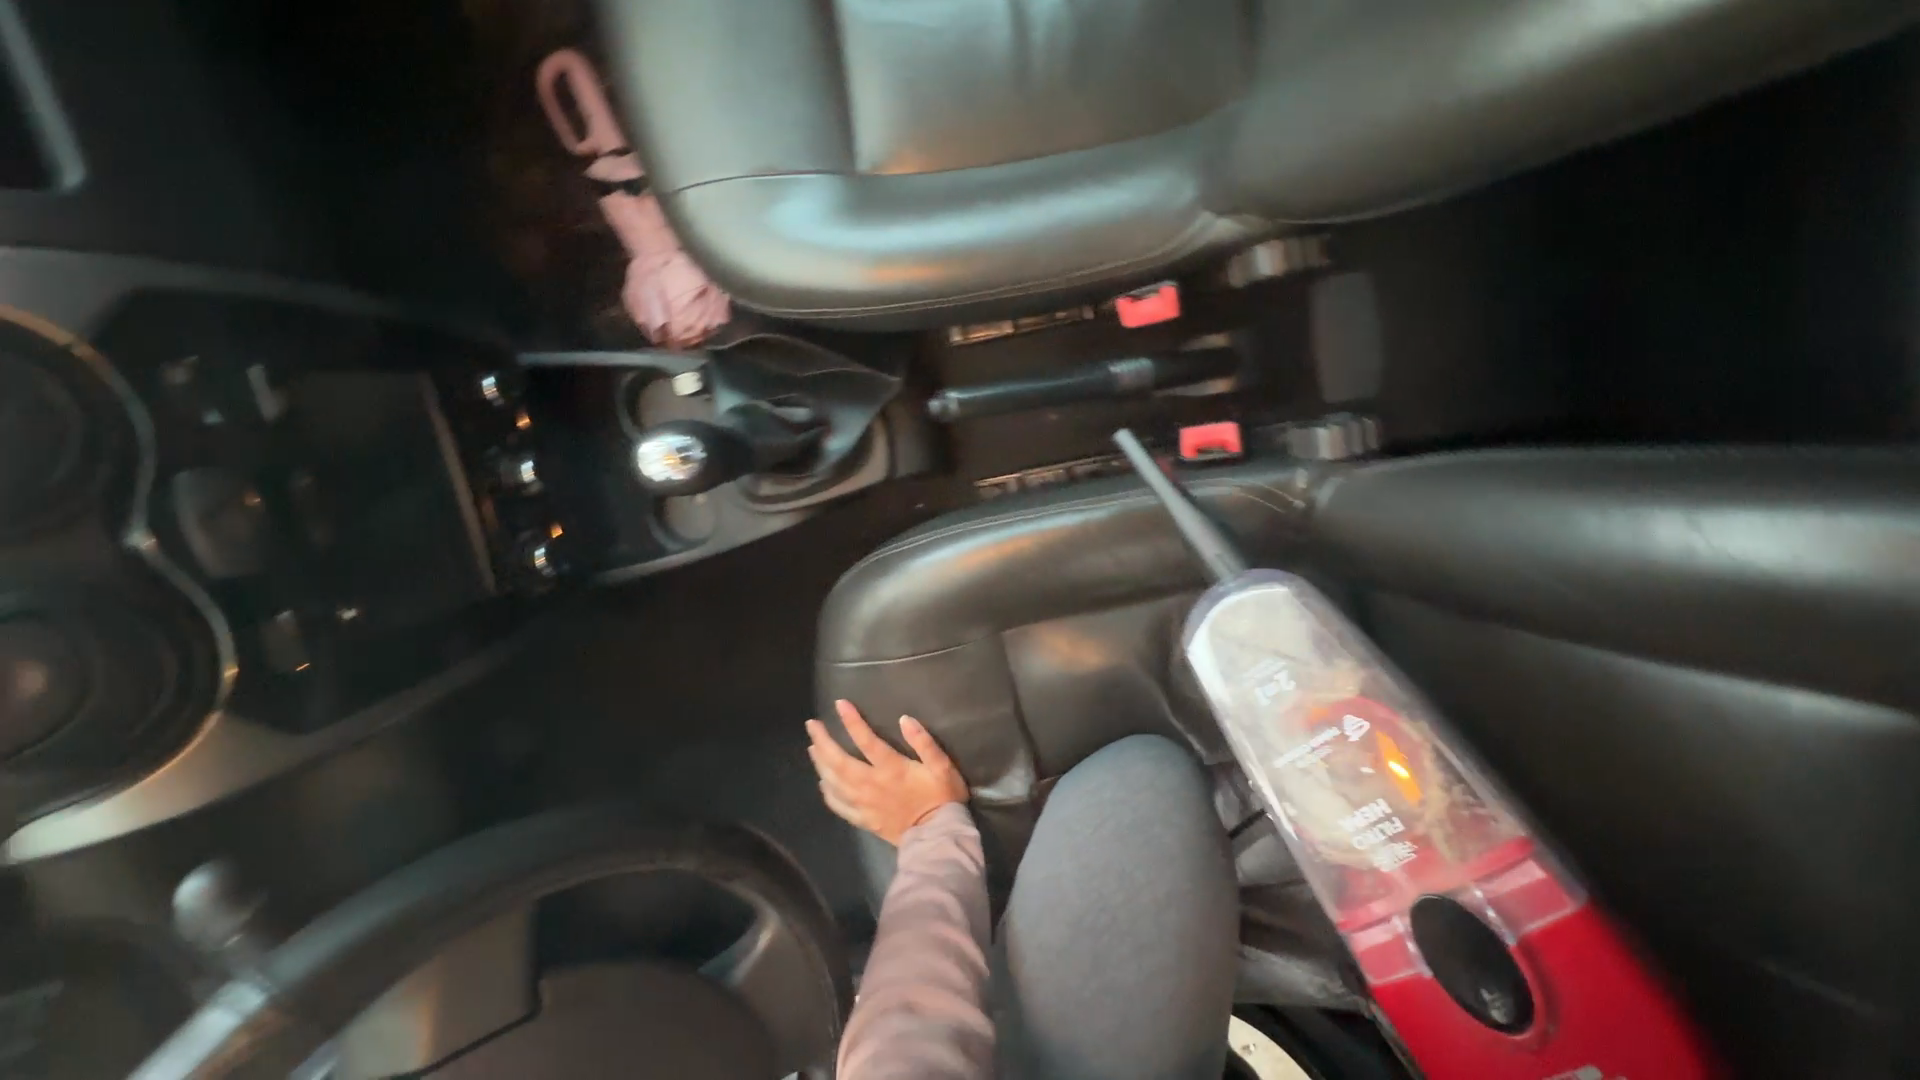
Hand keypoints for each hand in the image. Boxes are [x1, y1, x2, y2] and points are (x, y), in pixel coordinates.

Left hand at [806, 700, 968, 845]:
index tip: (839, 704)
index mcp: (891, 768)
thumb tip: (904, 719)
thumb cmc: (942, 797)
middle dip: (823, 741)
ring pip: (834, 781)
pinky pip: (838, 805)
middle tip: (811, 725)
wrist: (939, 837)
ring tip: (813, 747)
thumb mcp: (942, 766)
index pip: (865, 739)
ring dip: (820, 763)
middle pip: (839, 761)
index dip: (851, 720)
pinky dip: (827, 793)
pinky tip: (822, 783)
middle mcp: (871, 784)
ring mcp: (864, 804)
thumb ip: (923, 742)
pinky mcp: (863, 820)